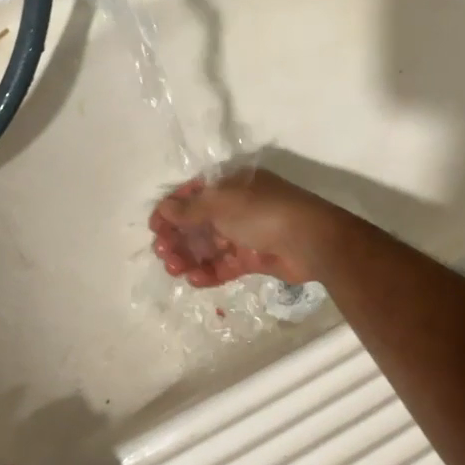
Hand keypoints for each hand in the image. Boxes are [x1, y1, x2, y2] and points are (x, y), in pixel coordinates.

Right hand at [148, 168, 350, 286]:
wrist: (310, 240)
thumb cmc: (263, 212)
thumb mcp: (221, 203)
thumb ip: (190, 208)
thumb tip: (165, 208)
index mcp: (232, 185)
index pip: (194, 193)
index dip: (172, 209)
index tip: (155, 227)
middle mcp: (238, 206)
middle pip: (199, 222)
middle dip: (178, 237)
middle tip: (163, 253)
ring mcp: (247, 233)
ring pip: (210, 245)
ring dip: (189, 256)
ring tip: (175, 269)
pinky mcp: (254, 258)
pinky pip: (225, 264)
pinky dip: (209, 271)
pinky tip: (194, 279)